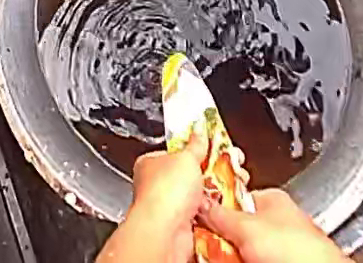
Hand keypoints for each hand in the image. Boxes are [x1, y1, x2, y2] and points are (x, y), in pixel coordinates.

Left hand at [95, 131, 206, 262]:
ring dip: (204, 197)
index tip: (201, 149)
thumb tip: (199, 131)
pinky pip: (197, 219)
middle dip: (199, 176)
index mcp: (148, 164)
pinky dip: (206, 215)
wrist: (166, 232)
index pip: (169, 153)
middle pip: (181, 177)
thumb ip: (195, 144)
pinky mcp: (177, 231)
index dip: (186, 151)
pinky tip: (211, 209)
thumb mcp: (187, 157)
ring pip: (191, 200)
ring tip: (214, 189)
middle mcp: (152, 188)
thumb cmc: (164, 191)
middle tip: (212, 170)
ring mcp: (165, 211)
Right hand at [198, 190, 349, 262]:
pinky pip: (256, 259)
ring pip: (247, 249)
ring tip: (219, 256)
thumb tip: (201, 201)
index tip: (201, 218)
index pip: (237, 198)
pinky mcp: (283, 262)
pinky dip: (244, 261)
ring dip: (232, 254)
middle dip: (224, 237)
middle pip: (240, 228)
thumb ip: (223, 214)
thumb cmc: (296, 249)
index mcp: (272, 200)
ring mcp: (281, 247)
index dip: (219, 208)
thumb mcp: (248, 227)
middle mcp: (277, 222)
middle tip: (208, 245)